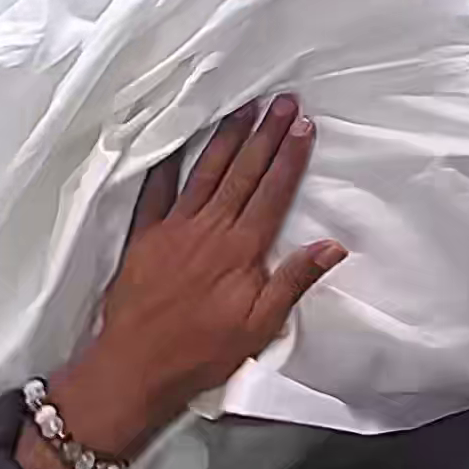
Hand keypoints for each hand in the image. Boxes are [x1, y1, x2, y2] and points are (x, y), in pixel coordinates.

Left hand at [33, 95, 346, 468]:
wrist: (136, 367)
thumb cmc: (203, 350)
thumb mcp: (261, 325)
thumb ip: (295, 280)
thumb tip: (333, 246)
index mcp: (242, 248)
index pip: (274, 191)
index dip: (291, 156)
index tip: (304, 126)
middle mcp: (211, 228)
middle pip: (245, 172)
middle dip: (267, 133)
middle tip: (283, 101)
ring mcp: (175, 227)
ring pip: (207, 172)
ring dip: (228, 137)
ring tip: (245, 108)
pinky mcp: (145, 235)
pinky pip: (156, 192)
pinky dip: (166, 165)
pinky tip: (176, 142)